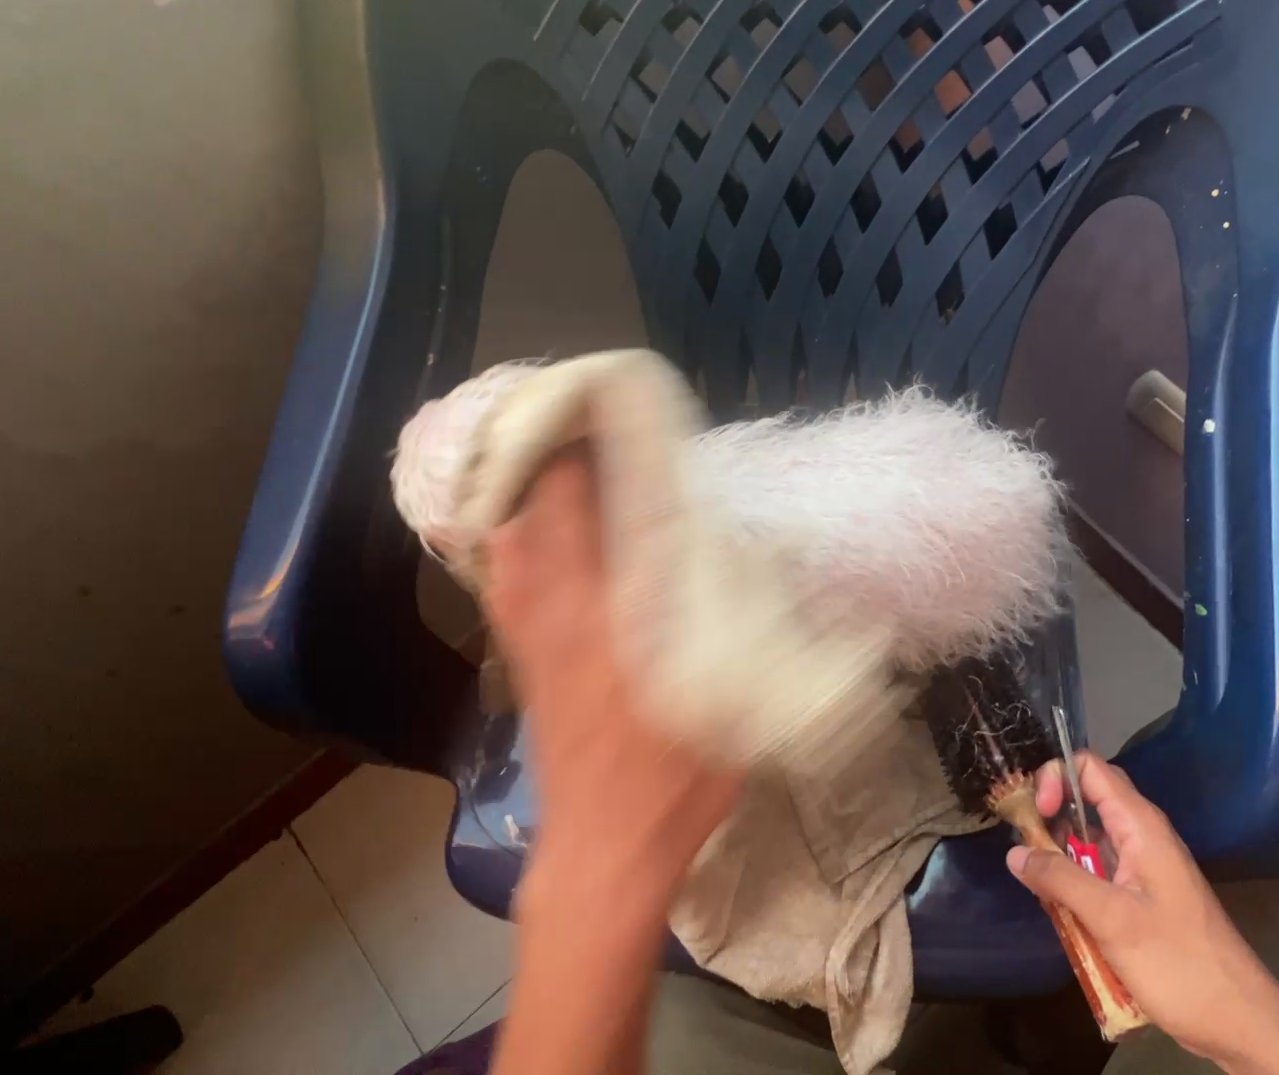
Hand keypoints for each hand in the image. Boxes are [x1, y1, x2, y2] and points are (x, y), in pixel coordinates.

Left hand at [481, 445, 743, 914]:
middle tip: (576, 434)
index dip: (578, 464)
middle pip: (530, 526)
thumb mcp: (731, 714)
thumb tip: (774, 576)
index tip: (599, 421)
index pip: (577, 521)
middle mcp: (559, 623)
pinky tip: (528, 547)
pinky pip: (504, 597)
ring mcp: (532, 649)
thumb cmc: (672, 786)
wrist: (603, 856)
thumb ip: (753, 639)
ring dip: (522, 510)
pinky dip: (510, 558)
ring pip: (505, 559)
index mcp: (609, 622)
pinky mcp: (525, 673)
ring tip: (549, 475)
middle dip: (545, 470)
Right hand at [1006, 754, 1278, 1074]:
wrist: (1238, 1020)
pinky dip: (1072, 880)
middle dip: (1049, 815)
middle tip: (1026, 848)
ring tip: (1037, 882)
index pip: (1089, 768)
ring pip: (1087, 838)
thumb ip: (1059, 880)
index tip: (1038, 814)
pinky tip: (1060, 908)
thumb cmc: (1178, 962)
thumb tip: (1014, 853)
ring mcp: (1141, 866)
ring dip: (1058, 854)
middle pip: (1085, 799)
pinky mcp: (1138, 895)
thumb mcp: (1112, 919)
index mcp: (1140, 826)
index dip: (1055, 778)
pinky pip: (1095, 870)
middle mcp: (1140, 835)